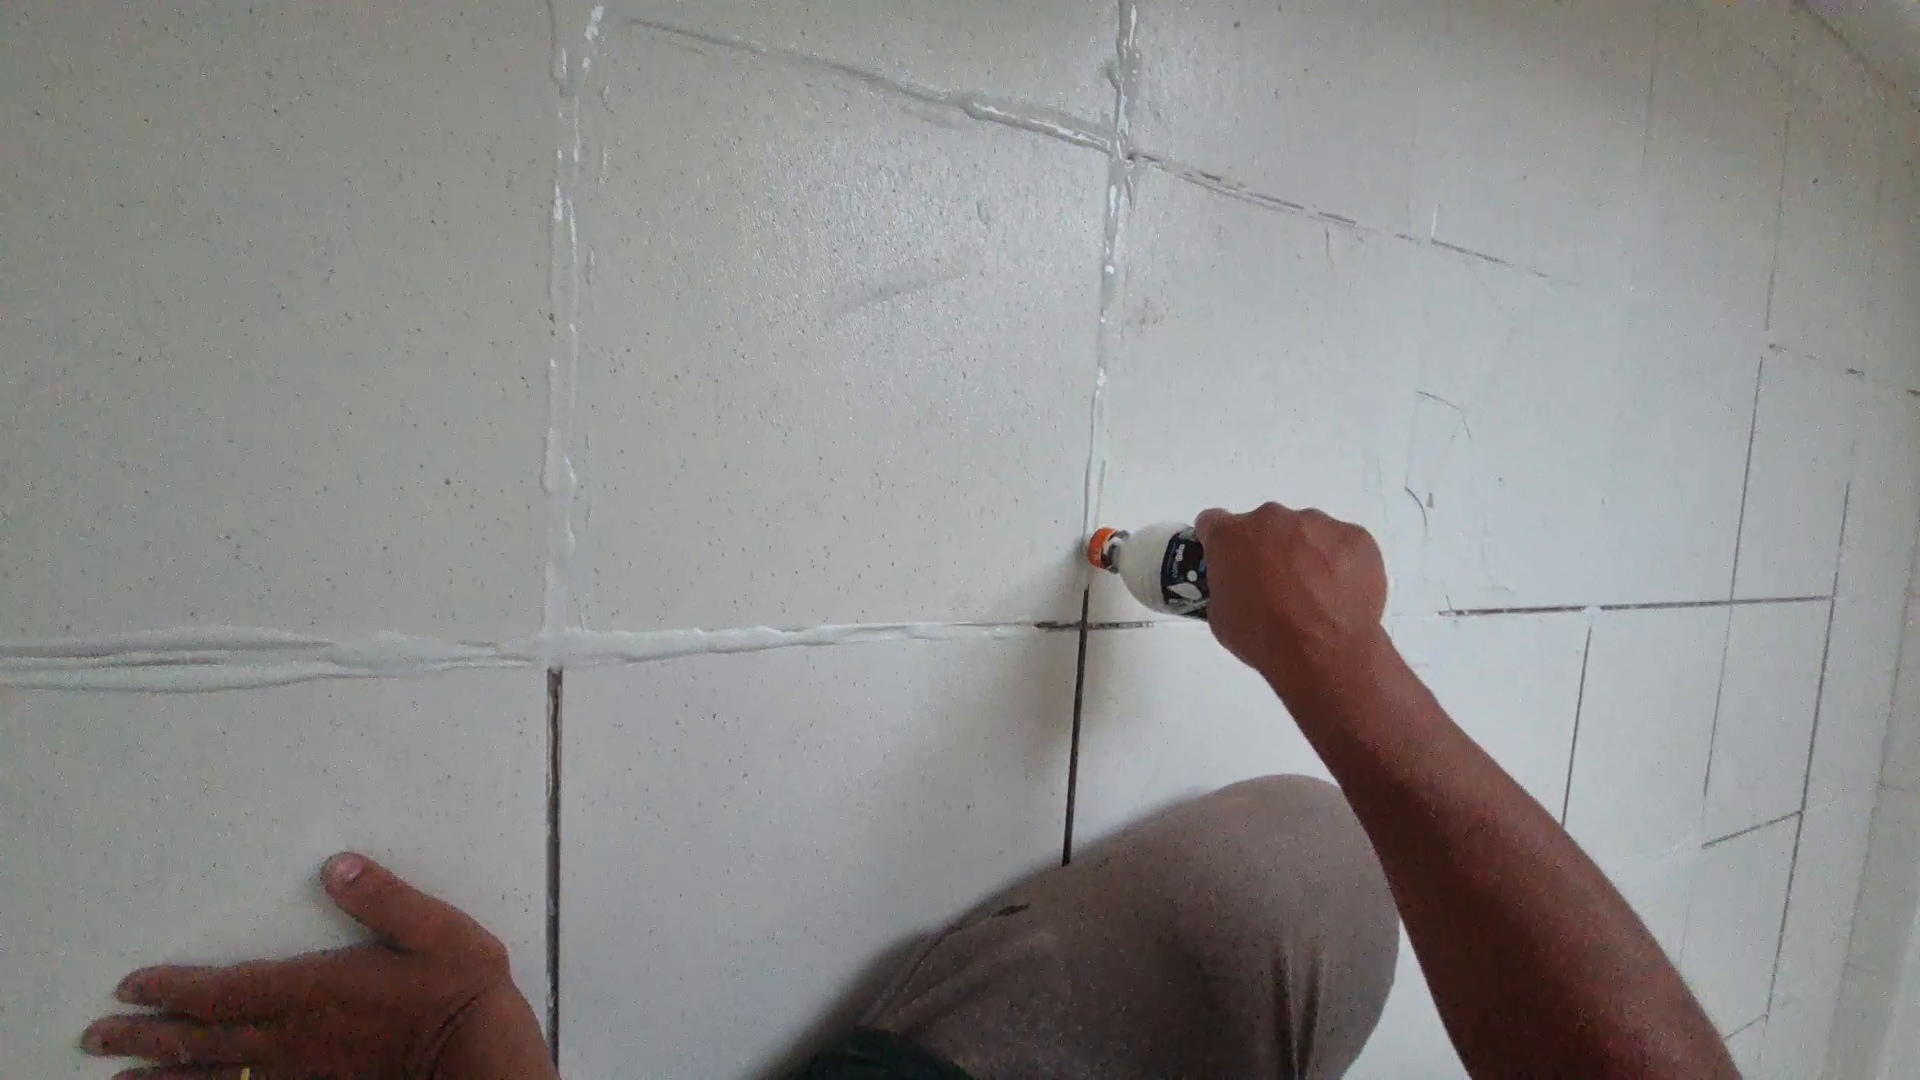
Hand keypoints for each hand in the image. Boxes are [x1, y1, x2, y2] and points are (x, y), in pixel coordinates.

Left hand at [81, 853, 553, 1079]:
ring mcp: (299, 1067)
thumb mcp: (433, 926)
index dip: (175, 988)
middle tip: (97, 1035)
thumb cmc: (455, 980)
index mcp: (315, 988)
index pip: (226, 990)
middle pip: (204, 1038)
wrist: (470, 1045)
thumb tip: (336, 865)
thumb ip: (383, 897)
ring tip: (118, 1078)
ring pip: (212, 1075)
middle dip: (148, 1034)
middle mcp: (292, 1033)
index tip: (132, 985)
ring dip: (160, 1074)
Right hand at [1193, 503, 1388, 702]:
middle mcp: (1270, 519)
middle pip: (1264, 526)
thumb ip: (1225, 585)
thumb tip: (1241, 584)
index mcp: (1230, 536)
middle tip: (1276, 585)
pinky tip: (1339, 592)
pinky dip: (1339, 562)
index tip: (1228, 560)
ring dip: (1304, 554)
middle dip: (1267, 549)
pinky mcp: (1355, 536)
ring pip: (1305, 532)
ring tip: (1315, 593)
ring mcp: (1316, 524)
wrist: (1323, 649)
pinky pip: (1342, 543)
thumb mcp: (1220, 616)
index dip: (1220, 542)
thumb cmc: (1262, 635)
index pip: (1213, 522)